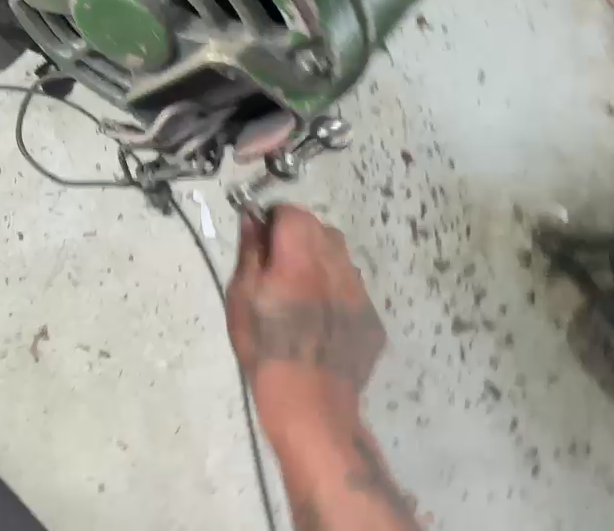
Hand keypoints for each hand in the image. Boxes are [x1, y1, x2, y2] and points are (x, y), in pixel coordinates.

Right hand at [226, 205, 385, 428]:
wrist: (308, 399)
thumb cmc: (261, 343)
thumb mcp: (240, 293)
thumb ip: (250, 251)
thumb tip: (252, 217)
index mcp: (300, 264)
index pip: (296, 214)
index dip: (276, 215)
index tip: (260, 231)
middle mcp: (337, 274)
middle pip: (324, 230)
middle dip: (298, 232)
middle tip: (275, 257)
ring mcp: (361, 298)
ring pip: (342, 256)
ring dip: (318, 257)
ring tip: (297, 285)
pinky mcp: (373, 320)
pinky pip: (354, 286)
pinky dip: (334, 285)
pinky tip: (316, 311)